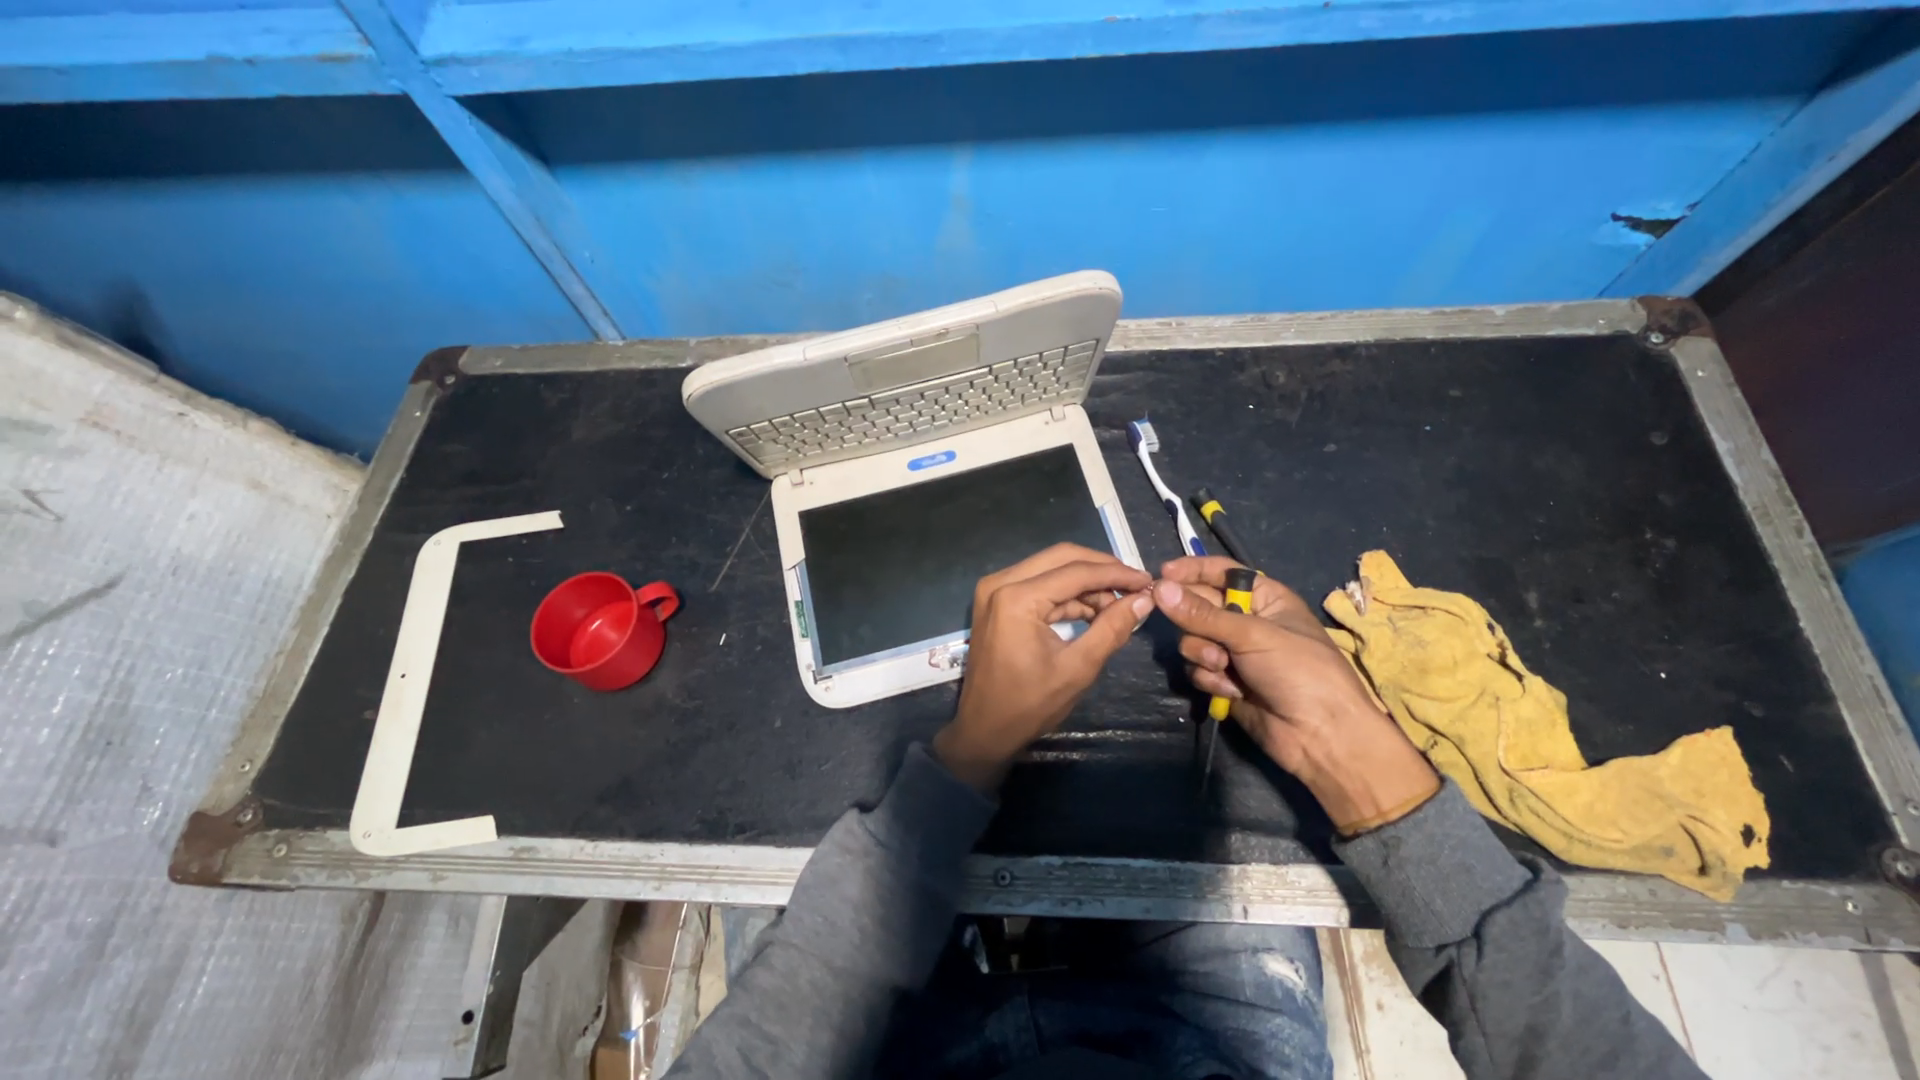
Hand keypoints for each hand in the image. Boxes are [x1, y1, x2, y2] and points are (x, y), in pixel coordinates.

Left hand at [933, 544, 1153, 791]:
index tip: (1148, 581)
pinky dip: (1067, 594)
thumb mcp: (1078, 668)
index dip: (1116, 574)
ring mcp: (995, 589)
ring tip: (1119, 604)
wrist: (984, 730)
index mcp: (1016, 597)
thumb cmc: (1029, 705)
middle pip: (1062, 558)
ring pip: (1051, 568)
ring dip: (1086, 582)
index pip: (1076, 572)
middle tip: (1135, 586)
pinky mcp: (997, 600)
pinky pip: (1039, 584)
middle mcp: (1000, 582)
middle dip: (1102, 570)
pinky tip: (1094, 611)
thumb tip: (1145, 599)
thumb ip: (1112, 629)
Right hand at [1155, 557, 1438, 832]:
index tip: (1163, 574)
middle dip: (1195, 621)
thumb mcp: (1252, 635)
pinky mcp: (1225, 681)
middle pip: (1199, 606)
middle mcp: (1247, 622)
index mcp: (1265, 598)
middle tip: (1195, 631)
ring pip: (1193, 640)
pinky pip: (1198, 669)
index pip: (1221, 572)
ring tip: (1221, 667)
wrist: (1319, 734)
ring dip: (1202, 653)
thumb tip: (1159, 588)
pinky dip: (1209, 678)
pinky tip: (1229, 690)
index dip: (1192, 571)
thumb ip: (1202, 614)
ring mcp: (1235, 653)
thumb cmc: (1298, 670)